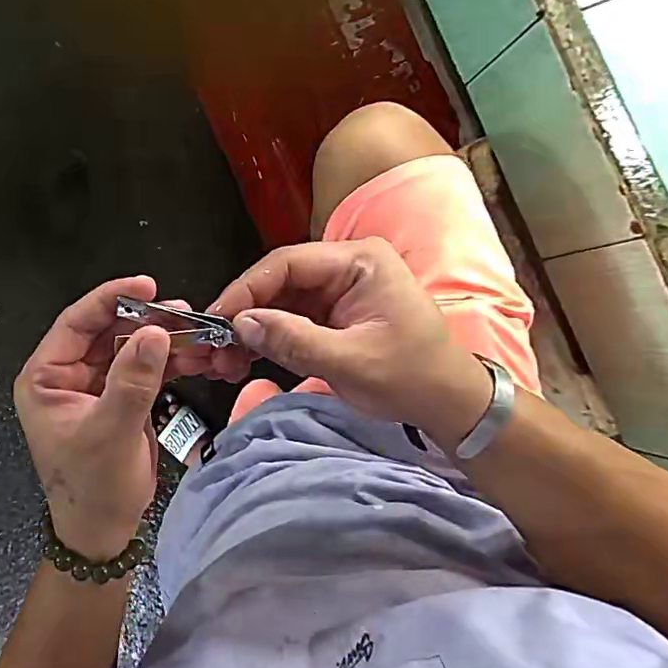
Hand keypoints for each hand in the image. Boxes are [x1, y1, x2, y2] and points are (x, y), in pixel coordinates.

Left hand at [12, 277, 171, 559]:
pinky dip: (171, 361)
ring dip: (164, 340)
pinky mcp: (120, 397)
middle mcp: (67, 374)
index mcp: (45, 376)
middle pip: (108, 331)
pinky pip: (144, 368)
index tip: (146, 285)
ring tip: (200, 333)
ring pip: (130, 347)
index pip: (76, 323)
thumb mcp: (109, 433)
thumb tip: (155, 332)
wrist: (103, 533)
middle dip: (146, 320)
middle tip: (185, 313)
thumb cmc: (92, 488)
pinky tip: (198, 355)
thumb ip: (132, 382)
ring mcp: (95, 384)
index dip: (109, 298)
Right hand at [204, 239, 493, 443]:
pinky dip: (264, 337)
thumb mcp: (351, 362)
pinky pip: (286, 317)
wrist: (451, 406)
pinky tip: (244, 356)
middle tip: (216, 343)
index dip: (247, 289)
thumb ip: (293, 340)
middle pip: (277, 281)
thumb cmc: (414, 379)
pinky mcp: (329, 312)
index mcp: (360, 262)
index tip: (218, 317)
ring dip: (250, 328)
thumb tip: (240, 324)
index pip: (287, 264)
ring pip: (276, 300)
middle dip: (245, 312)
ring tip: (225, 357)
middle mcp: (345, 267)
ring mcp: (336, 289)